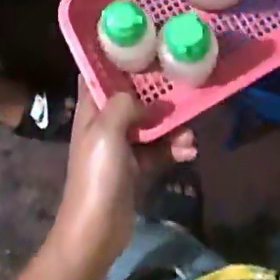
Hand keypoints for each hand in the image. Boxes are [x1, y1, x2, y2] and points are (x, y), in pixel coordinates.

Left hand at [53, 77, 195, 268]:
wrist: (96, 229)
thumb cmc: (97, 173)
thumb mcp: (106, 131)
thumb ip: (123, 105)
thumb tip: (143, 98)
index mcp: (90, 109)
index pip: (98, 75)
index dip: (115, 63)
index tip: (143, 50)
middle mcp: (103, 123)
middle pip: (130, 99)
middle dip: (155, 96)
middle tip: (181, 91)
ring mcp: (119, 146)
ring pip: (147, 125)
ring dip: (170, 127)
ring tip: (190, 135)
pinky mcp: (133, 168)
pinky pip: (156, 150)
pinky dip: (171, 148)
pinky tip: (188, 151)